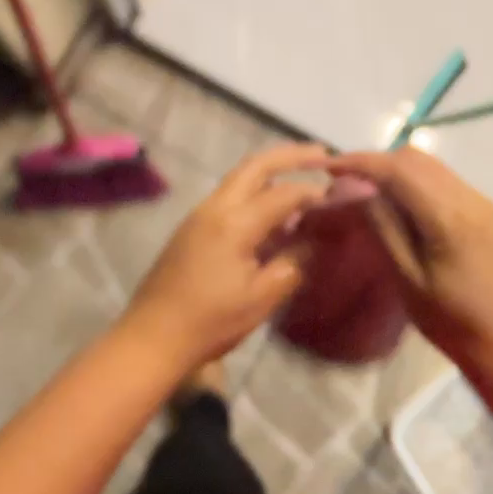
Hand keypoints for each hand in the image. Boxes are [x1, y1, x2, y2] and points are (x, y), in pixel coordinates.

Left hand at [120, 144, 329, 372]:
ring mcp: (199, 215)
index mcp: (234, 223)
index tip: (340, 194)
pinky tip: (272, 211)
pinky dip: (255, 192)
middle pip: (255, 166)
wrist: (152, 338)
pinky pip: (230, 197)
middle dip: (290, 156)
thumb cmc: (210, 322)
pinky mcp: (192, 228)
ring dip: (271, 172)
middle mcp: (215, 208)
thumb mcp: (261, 298)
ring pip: (239, 178)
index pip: (283, 193)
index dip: (313, 191)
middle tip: (322, 154)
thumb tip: (311, 241)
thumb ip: (291, 263)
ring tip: (302, 177)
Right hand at [329, 149, 492, 371]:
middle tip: (343, 179)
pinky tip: (399, 200)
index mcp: (448, 216)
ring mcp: (480, 200)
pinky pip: (443, 178)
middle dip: (376, 161)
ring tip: (365, 187)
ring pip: (430, 164)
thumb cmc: (453, 321)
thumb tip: (361, 192)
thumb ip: (385, 229)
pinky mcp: (485, 209)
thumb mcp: (409, 280)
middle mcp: (468, 197)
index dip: (360, 162)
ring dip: (395, 168)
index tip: (329, 167)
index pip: (398, 169)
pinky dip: (415, 179)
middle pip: (415, 158)